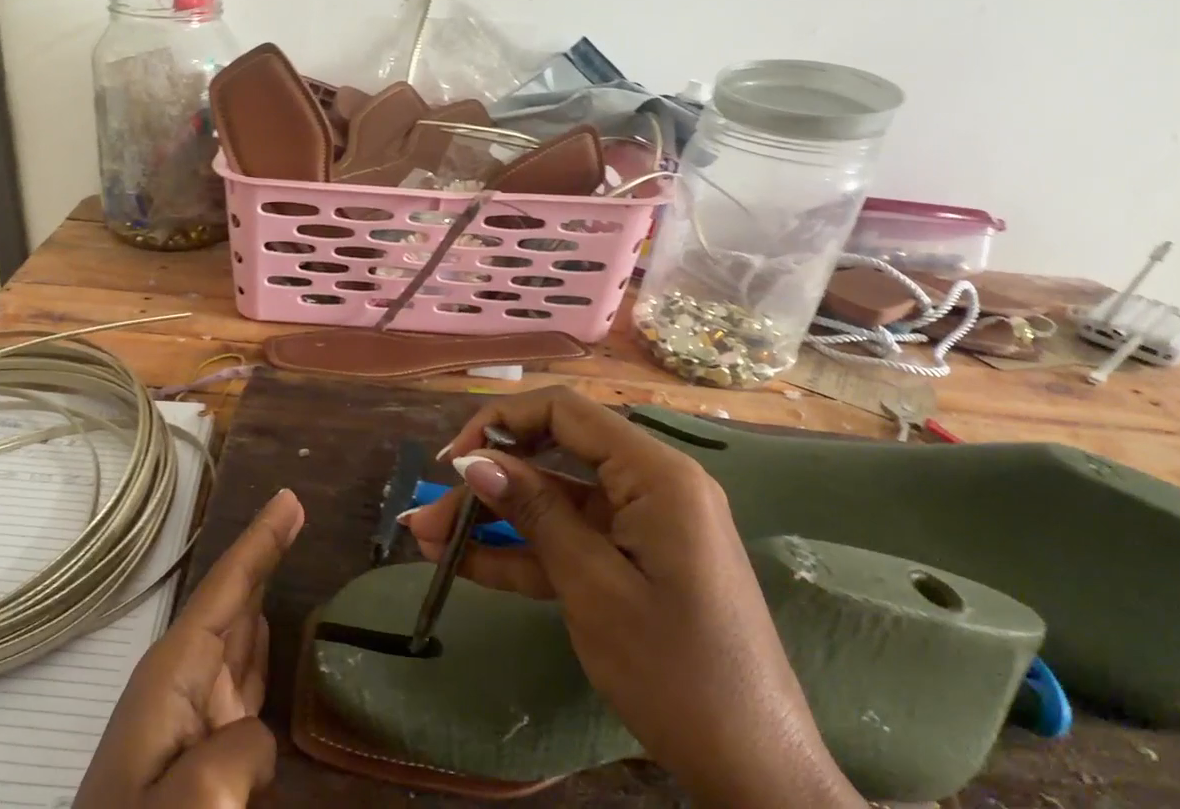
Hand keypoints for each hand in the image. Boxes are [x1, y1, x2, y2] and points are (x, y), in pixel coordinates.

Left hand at [77, 488, 303, 807]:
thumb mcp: (190, 801)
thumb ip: (237, 751)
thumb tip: (258, 735)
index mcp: (173, 677)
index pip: (223, 593)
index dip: (259, 544)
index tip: (289, 499)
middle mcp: (184, 685)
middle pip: (233, 603)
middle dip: (262, 557)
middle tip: (293, 511)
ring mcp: (195, 718)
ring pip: (239, 637)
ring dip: (262, 592)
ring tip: (283, 550)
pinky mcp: (207, 751)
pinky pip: (243, 681)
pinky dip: (259, 646)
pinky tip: (266, 631)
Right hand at [406, 388, 862, 808]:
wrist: (753, 766)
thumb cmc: (676, 671)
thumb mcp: (593, 587)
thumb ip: (535, 513)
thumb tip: (474, 459)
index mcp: (657, 475)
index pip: (565, 413)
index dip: (500, 423)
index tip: (452, 462)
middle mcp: (652, 487)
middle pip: (553, 458)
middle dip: (486, 483)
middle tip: (426, 518)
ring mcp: (643, 528)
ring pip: (554, 504)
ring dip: (493, 521)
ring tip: (428, 542)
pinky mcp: (635, 564)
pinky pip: (570, 543)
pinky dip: (522, 552)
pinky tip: (465, 564)